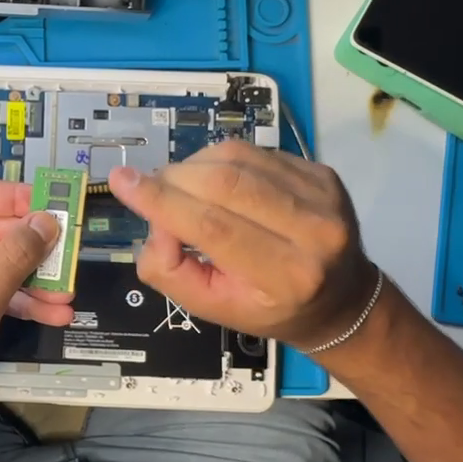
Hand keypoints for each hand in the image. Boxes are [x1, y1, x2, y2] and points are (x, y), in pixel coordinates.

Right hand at [106, 142, 378, 351]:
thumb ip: (171, 272)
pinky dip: (221, 161)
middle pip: (224, 183)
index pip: (212, 226)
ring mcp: (322, 195)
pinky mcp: (321, 172)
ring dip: (194, 166)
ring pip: (238, 158)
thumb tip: (154, 223)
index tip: (122, 181)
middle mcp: (312, 231)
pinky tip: (214, 181)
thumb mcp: (213, 309)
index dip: (161, 201)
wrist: (341, 298)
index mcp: (285, 276)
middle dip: (174, 179)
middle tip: (150, 187)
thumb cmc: (269, 308)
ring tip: (181, 186)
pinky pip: (256, 152)